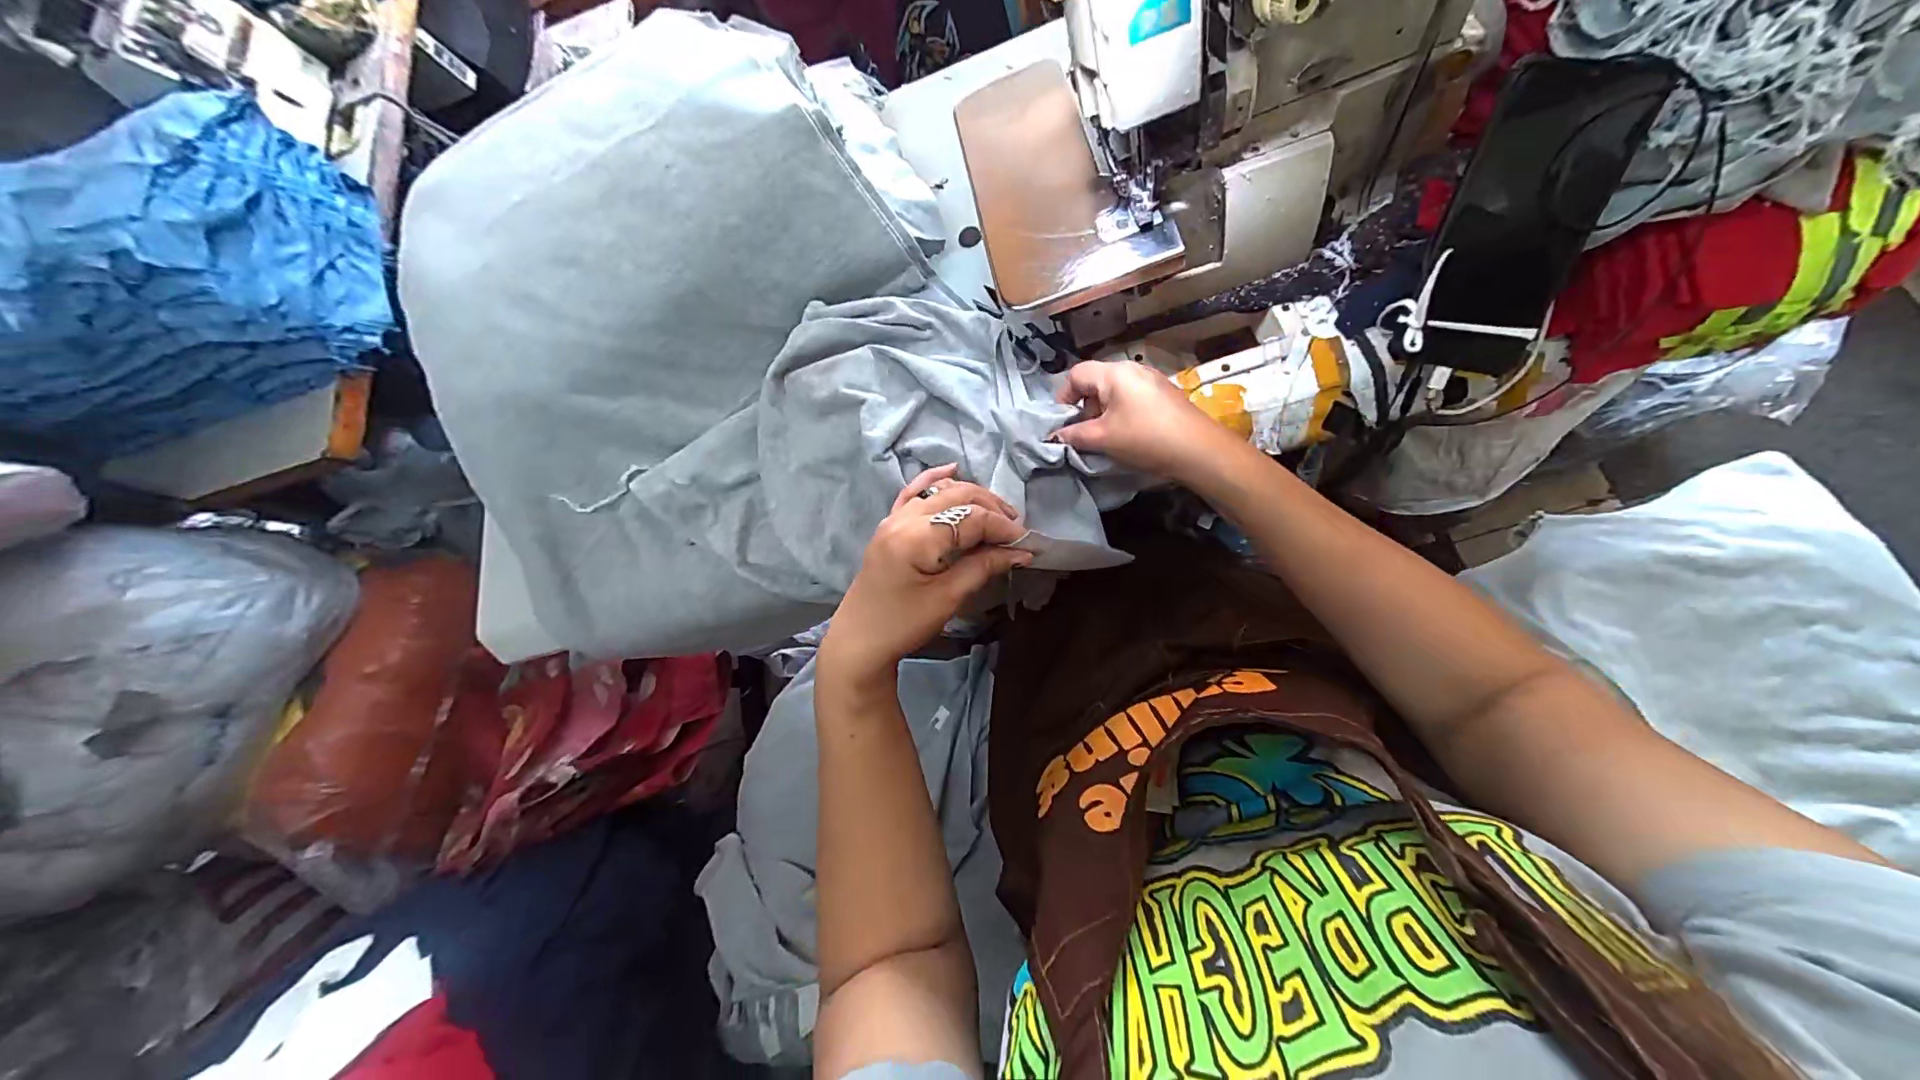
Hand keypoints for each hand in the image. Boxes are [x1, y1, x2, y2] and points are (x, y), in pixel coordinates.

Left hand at [818, 465, 1032, 687]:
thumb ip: (983, 567)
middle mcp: (903, 519)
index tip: (1026, 543)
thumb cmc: (903, 624)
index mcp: (916, 536)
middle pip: (957, 496)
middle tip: (1016, 530)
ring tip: (997, 516)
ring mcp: (893, 520)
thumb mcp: (947, 598)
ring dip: (971, 498)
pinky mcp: (889, 527)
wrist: (859, 642)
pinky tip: (952, 469)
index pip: (970, 518)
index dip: (1002, 528)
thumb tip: (1020, 552)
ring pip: (939, 491)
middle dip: (991, 508)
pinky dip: (935, 480)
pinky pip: (914, 493)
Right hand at [1051, 360, 1249, 485]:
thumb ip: (1074, 435)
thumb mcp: (1102, 438)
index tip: (1063, 423)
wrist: (1198, 450)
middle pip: (1095, 382)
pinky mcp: (1164, 394)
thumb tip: (1054, 436)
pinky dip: (1121, 413)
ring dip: (1102, 412)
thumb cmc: (1145, 438)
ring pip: (1114, 391)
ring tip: (1104, 438)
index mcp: (1114, 373)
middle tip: (1083, 434)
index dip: (1063, 398)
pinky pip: (1132, 398)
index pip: (1076, 374)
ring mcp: (1151, 380)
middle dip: (1083, 407)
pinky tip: (1127, 435)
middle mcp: (1132, 368)